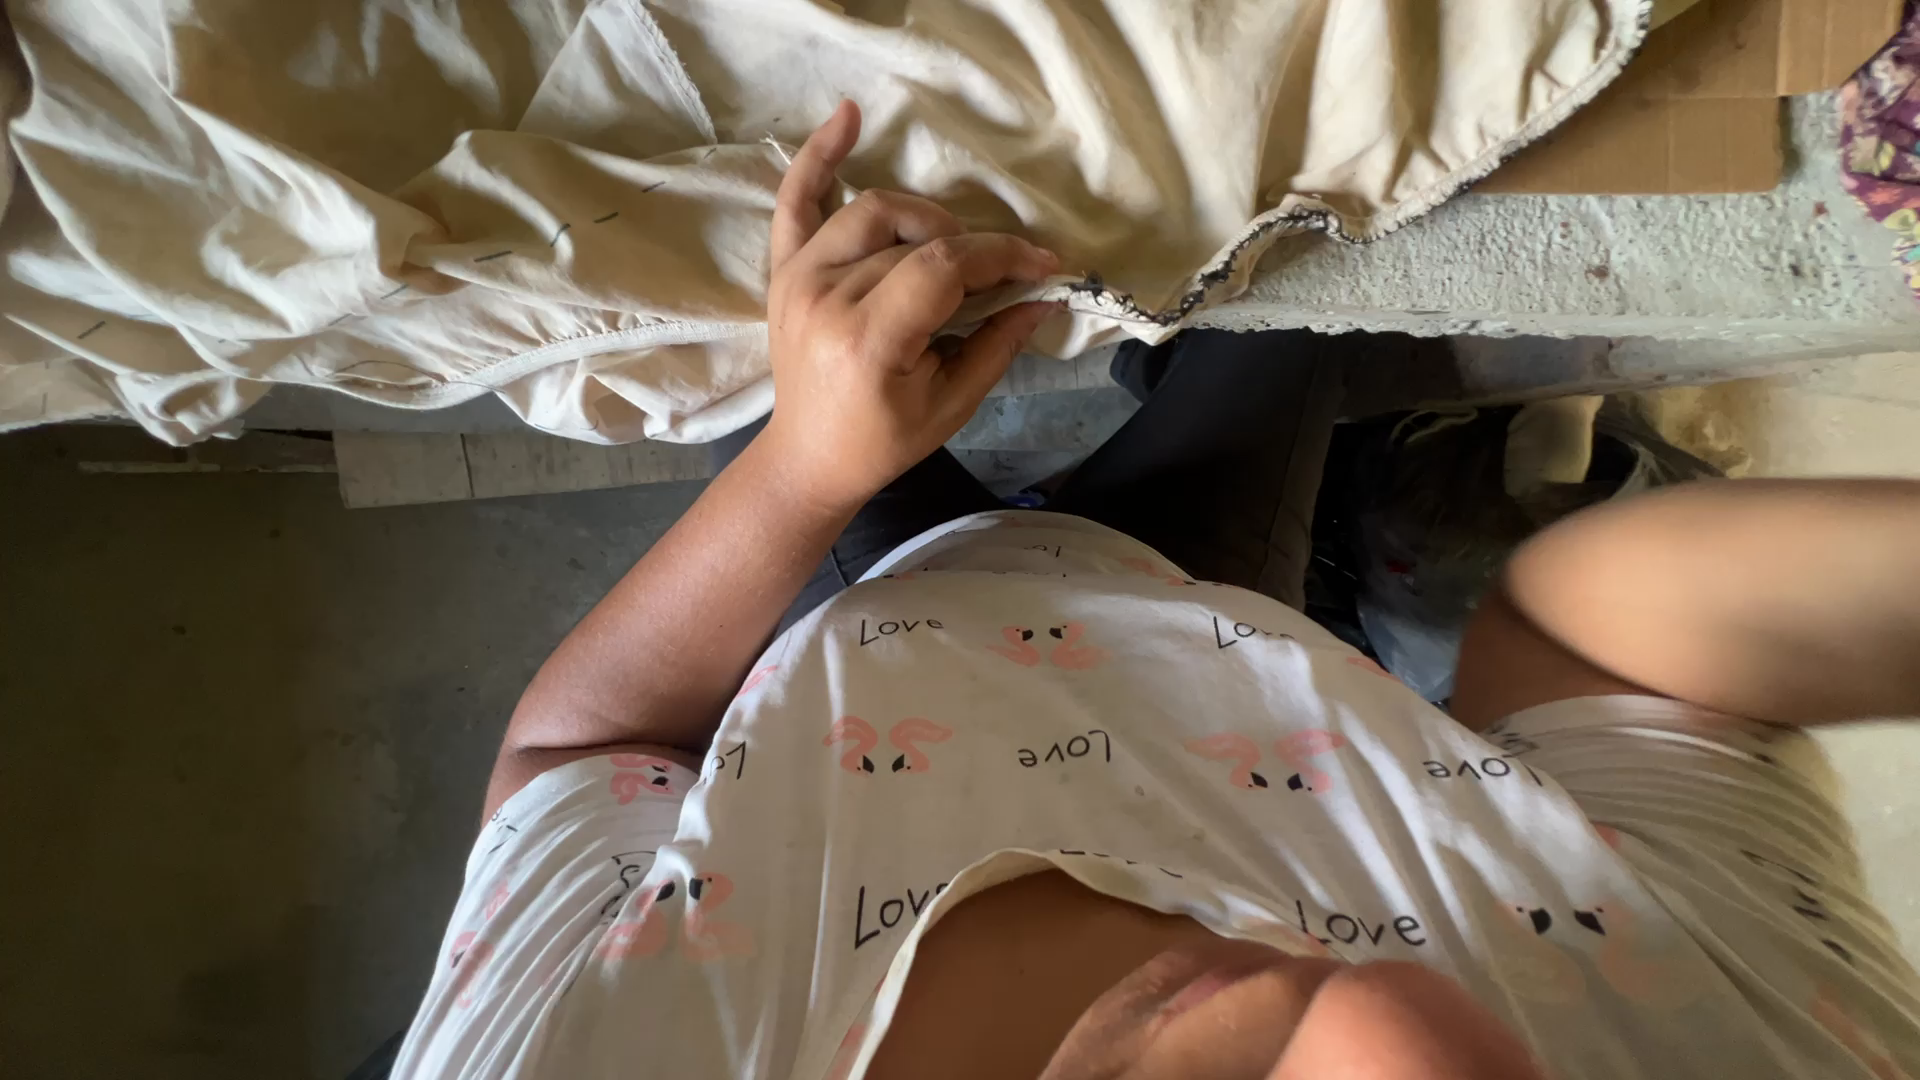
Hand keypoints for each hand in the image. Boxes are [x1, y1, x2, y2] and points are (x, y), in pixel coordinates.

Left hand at [758, 100, 1060, 509]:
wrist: (811, 458)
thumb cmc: (883, 443)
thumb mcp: (950, 407)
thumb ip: (997, 347)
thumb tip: (1043, 297)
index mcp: (868, 341)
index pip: (943, 268)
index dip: (1000, 257)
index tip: (1041, 264)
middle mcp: (825, 298)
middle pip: (915, 238)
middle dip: (974, 249)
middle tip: (1003, 273)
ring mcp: (797, 279)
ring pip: (873, 210)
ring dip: (925, 218)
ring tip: (951, 247)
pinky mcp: (783, 272)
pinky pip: (796, 200)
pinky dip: (819, 157)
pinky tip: (849, 117)